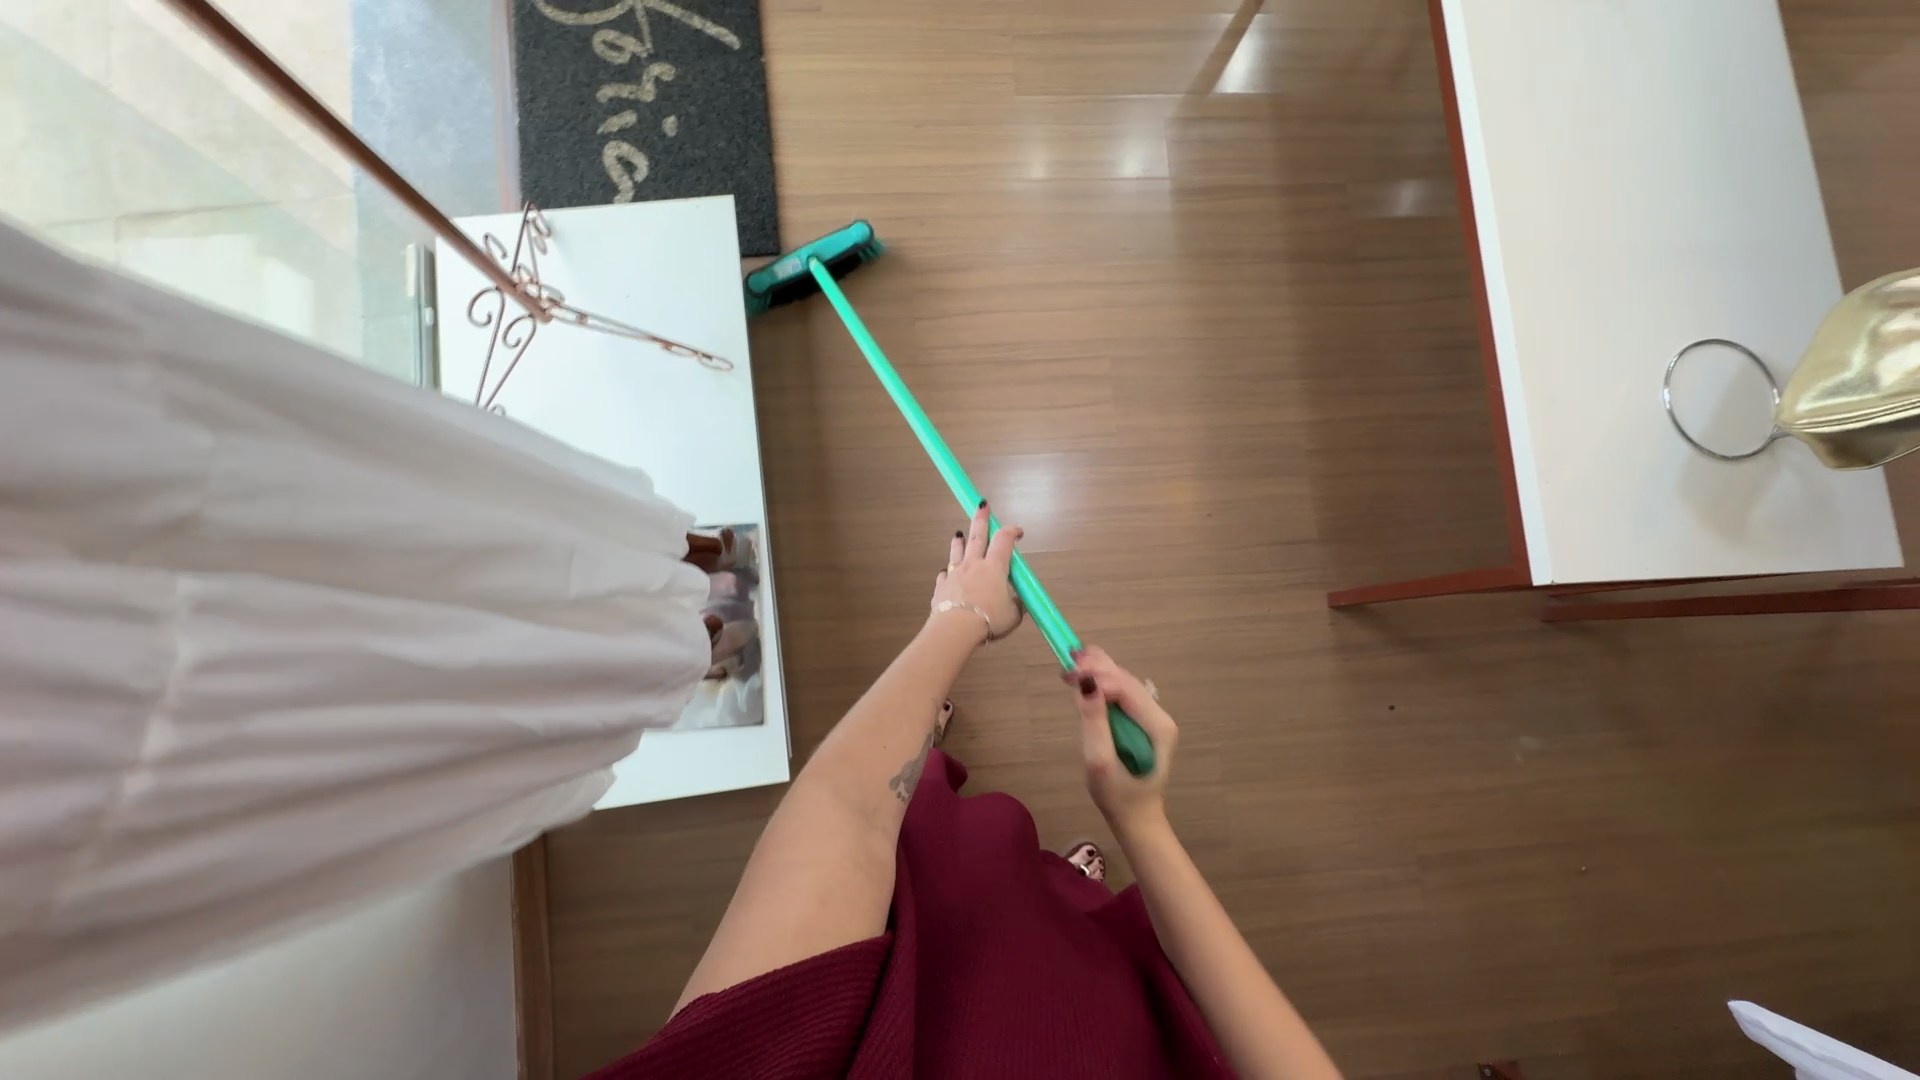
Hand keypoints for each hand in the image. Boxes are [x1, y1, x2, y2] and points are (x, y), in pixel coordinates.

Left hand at [929, 501, 1023, 642]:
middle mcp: (974, 564)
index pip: (1005, 540)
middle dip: (981, 519)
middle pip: (978, 536)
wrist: (956, 629)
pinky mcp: (942, 586)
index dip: (1012, 531)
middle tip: (981, 505)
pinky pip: (945, 575)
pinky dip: (948, 573)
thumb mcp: (1013, 616)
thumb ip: (1016, 605)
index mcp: (995, 567)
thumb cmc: (990, 619)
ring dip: (959, 542)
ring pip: (957, 551)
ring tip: (958, 534)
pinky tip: (948, 574)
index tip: (1017, 531)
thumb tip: (1017, 602)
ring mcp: (955, 573)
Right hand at [1066, 646, 1177, 834]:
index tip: (1066, 676)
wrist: (1136, 820)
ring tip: (1072, 663)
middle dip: (1097, 666)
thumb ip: (1094, 721)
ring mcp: (1152, 719)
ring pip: (1124, 683)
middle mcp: (1159, 716)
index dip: (1096, 676)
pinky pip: (1122, 695)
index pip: (1124, 686)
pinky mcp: (1142, 723)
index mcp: (1156, 725)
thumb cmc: (1117, 796)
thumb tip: (1085, 682)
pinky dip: (1103, 683)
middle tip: (1066, 660)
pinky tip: (1086, 679)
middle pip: (1125, 679)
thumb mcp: (1099, 762)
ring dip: (1099, 671)